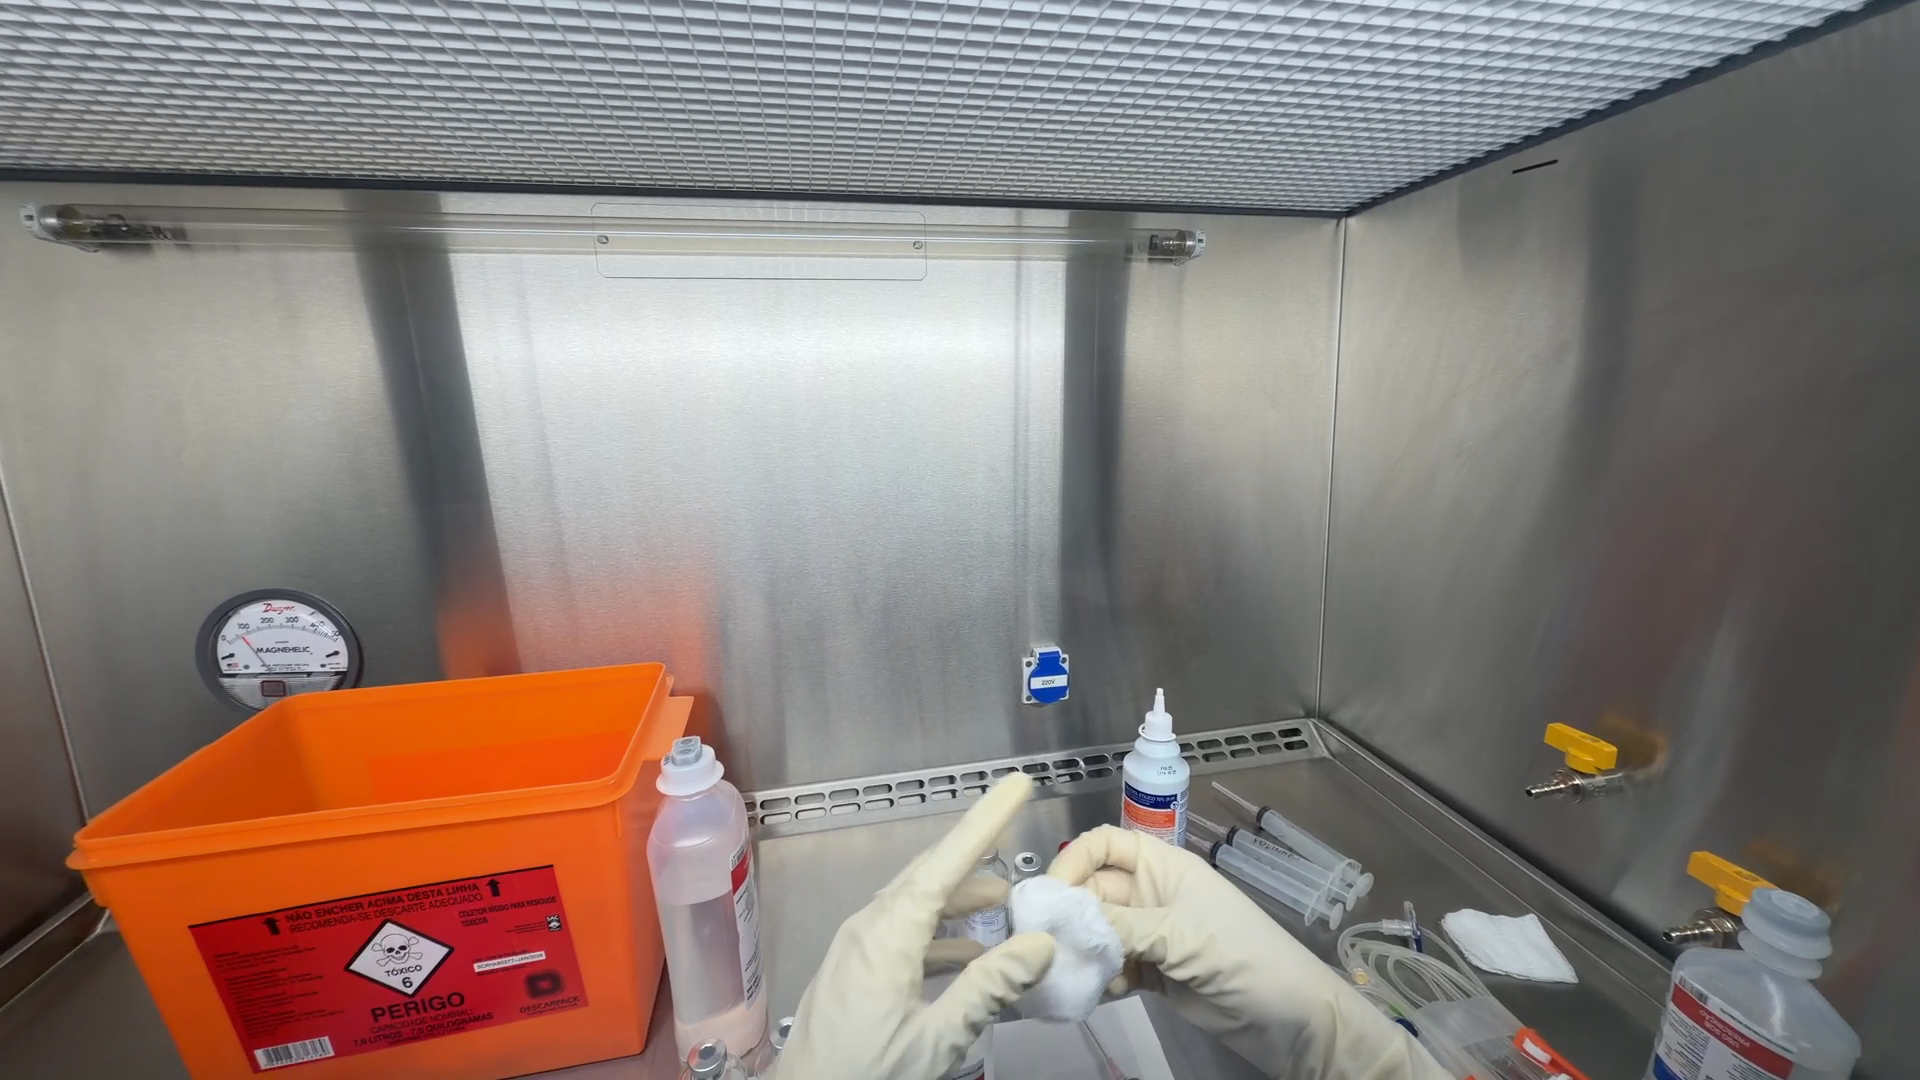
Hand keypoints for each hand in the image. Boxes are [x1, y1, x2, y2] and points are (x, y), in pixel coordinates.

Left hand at [775, 774, 1056, 1078]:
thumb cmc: (865, 1074)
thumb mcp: (936, 1040)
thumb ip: (988, 988)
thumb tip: (1039, 944)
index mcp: (889, 931)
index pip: (947, 861)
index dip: (986, 820)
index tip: (1016, 785)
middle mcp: (871, 924)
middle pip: (932, 872)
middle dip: (976, 851)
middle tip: (1016, 830)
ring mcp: (861, 944)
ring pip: (919, 901)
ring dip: (962, 898)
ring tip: (1005, 902)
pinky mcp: (858, 967)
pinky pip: (907, 931)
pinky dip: (942, 933)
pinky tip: (970, 954)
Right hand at [1050, 826, 1448, 1079]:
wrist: (1297, 1023)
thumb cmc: (1244, 957)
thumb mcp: (1182, 935)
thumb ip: (1122, 927)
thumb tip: (1064, 922)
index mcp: (1161, 865)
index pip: (1103, 845)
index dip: (1073, 861)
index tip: (1050, 894)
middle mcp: (1150, 893)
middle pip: (1094, 890)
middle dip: (1070, 912)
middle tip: (1044, 942)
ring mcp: (1151, 933)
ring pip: (1099, 931)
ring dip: (1081, 949)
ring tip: (1065, 973)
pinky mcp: (1154, 972)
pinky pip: (1112, 966)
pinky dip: (1097, 977)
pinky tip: (1089, 994)